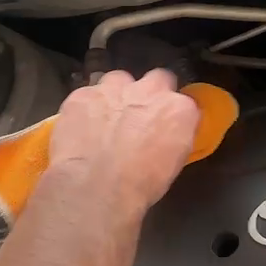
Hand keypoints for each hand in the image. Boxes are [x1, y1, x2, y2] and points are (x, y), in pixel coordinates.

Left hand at [48, 69, 200, 218]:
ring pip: (119, 79)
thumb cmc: (143, 183)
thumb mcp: (176, 160)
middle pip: (157, 79)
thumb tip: (170, 131)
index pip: (184, 101)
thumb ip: (177, 134)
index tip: (166, 124)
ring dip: (117, 94)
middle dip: (151, 92)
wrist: (97, 187)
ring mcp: (114, 89)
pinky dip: (87, 107)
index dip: (173, 112)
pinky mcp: (82, 95)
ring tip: (107, 117)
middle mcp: (151, 90)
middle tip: (140, 115)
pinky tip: (81, 126)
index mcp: (179, 108)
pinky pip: (88, 93)